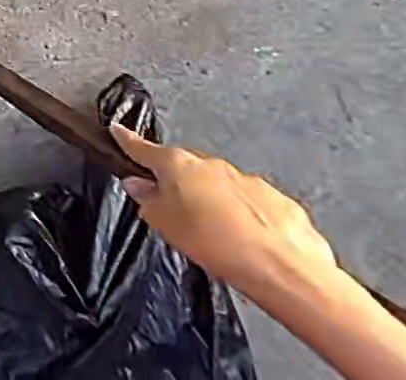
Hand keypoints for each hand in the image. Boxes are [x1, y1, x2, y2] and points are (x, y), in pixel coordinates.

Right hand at [112, 125, 336, 288]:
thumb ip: (146, 199)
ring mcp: (252, 183)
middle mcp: (213, 166)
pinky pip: (257, 206)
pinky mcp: (285, 205)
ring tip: (220, 233)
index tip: (117, 131)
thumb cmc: (215, 244)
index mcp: (176, 163)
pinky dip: (250, 218)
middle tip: (176, 209)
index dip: (126, 139)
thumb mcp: (162, 222)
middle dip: (180, 182)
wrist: (287, 274)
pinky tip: (252, 242)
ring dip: (217, 201)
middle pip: (187, 168)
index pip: (141, 147)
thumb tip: (140, 187)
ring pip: (223, 186)